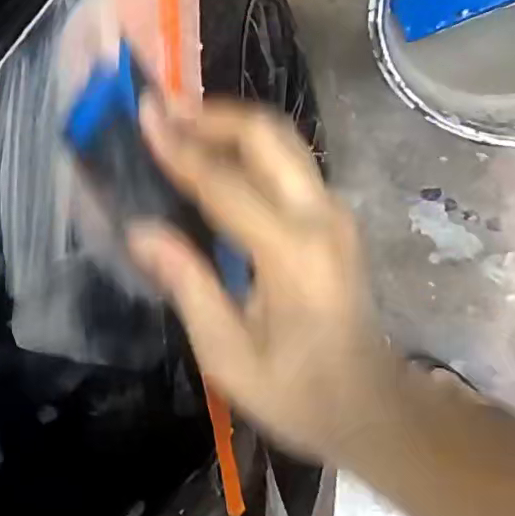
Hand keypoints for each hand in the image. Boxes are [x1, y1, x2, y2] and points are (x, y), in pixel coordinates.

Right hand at [127, 99, 405, 462]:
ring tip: (180, 121)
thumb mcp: (229, 356)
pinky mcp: (335, 215)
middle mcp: (322, 218)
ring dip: (229, 124)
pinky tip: (213, 151)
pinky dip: (247, 145)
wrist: (373, 407)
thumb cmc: (298, 393)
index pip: (225, 184)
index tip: (144, 114)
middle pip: (267, 136)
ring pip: (281, 140)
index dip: (179, 148)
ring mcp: (336, 211)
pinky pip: (288, 161)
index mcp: (293, 255)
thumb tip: (140, 230)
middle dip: (211, 114)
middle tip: (161, 108)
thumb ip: (188, 286)